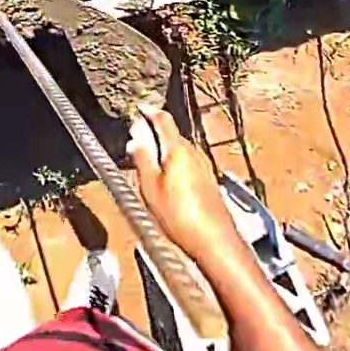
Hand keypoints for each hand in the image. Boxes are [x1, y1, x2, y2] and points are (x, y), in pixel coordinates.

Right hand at [125, 103, 244, 265]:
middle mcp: (194, 153)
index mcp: (178, 149)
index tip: (139, 109)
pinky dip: (173, 163)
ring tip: (147, 163)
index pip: (163, 119)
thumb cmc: (181, 216)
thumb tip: (135, 142)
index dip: (149, 111)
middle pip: (171, 134)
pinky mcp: (208, 180)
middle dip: (153, 134)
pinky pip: (186, 162)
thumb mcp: (150, 187)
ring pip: (179, 149)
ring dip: (163, 150)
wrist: (214, 241)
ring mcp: (203, 166)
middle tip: (136, 141)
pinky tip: (166, 181)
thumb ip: (142, 160)